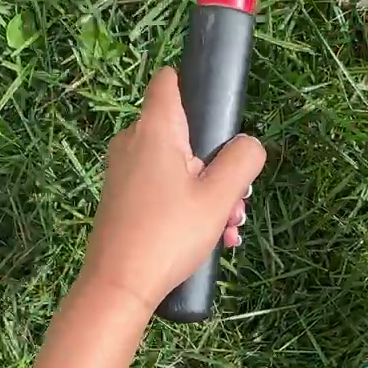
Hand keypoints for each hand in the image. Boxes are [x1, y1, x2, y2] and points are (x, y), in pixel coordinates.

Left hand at [81, 68, 266, 313]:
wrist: (119, 287)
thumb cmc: (169, 235)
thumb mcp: (219, 197)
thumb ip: (242, 160)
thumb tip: (248, 145)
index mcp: (153, 129)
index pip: (169, 81)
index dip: (197, 91)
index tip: (219, 124)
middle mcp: (132, 143)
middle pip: (185, 135)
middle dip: (218, 166)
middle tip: (236, 202)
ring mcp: (124, 173)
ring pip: (179, 169)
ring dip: (210, 195)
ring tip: (228, 230)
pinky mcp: (122, 200)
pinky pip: (163, 190)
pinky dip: (188, 208)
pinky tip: (211, 241)